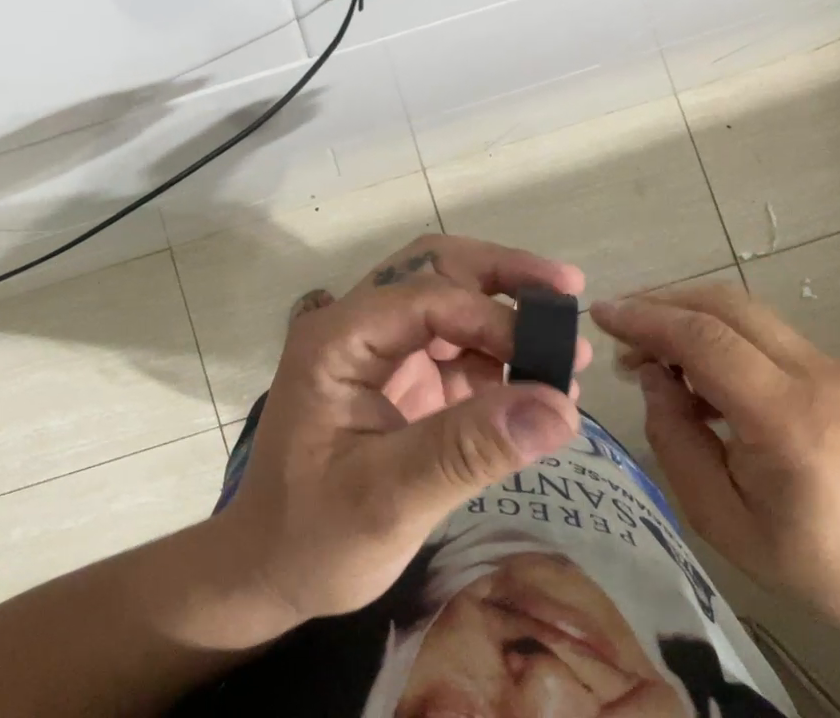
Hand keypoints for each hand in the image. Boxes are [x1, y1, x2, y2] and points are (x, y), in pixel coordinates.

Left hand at [216, 236, 590, 624]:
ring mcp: (375, 351)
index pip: (424, 295)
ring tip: (563, 355)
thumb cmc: (314, 536)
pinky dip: (493, 357)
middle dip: (501, 275)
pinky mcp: (396, 379)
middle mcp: (354, 329)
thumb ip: (468, 449)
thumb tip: (560, 407)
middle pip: (433, 269)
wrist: (271, 570)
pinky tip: (528, 388)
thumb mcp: (390, 499)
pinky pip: (451, 347)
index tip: (552, 365)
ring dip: (503, 316)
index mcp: (336, 341)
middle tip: (567, 292)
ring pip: (446, 299)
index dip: (491, 318)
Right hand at [588, 285, 839, 655]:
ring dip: (689, 318)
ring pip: (746, 313)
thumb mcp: (717, 516)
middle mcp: (818, 377)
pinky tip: (692, 375)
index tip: (598, 315)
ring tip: (647, 356)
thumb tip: (653, 377)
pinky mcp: (837, 377)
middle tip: (616, 330)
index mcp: (788, 418)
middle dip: (662, 304)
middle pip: (726, 306)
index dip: (645, 319)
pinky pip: (764, 336)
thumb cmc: (808, 564)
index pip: (704, 339)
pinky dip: (717, 336)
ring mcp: (834, 372)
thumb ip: (673, 438)